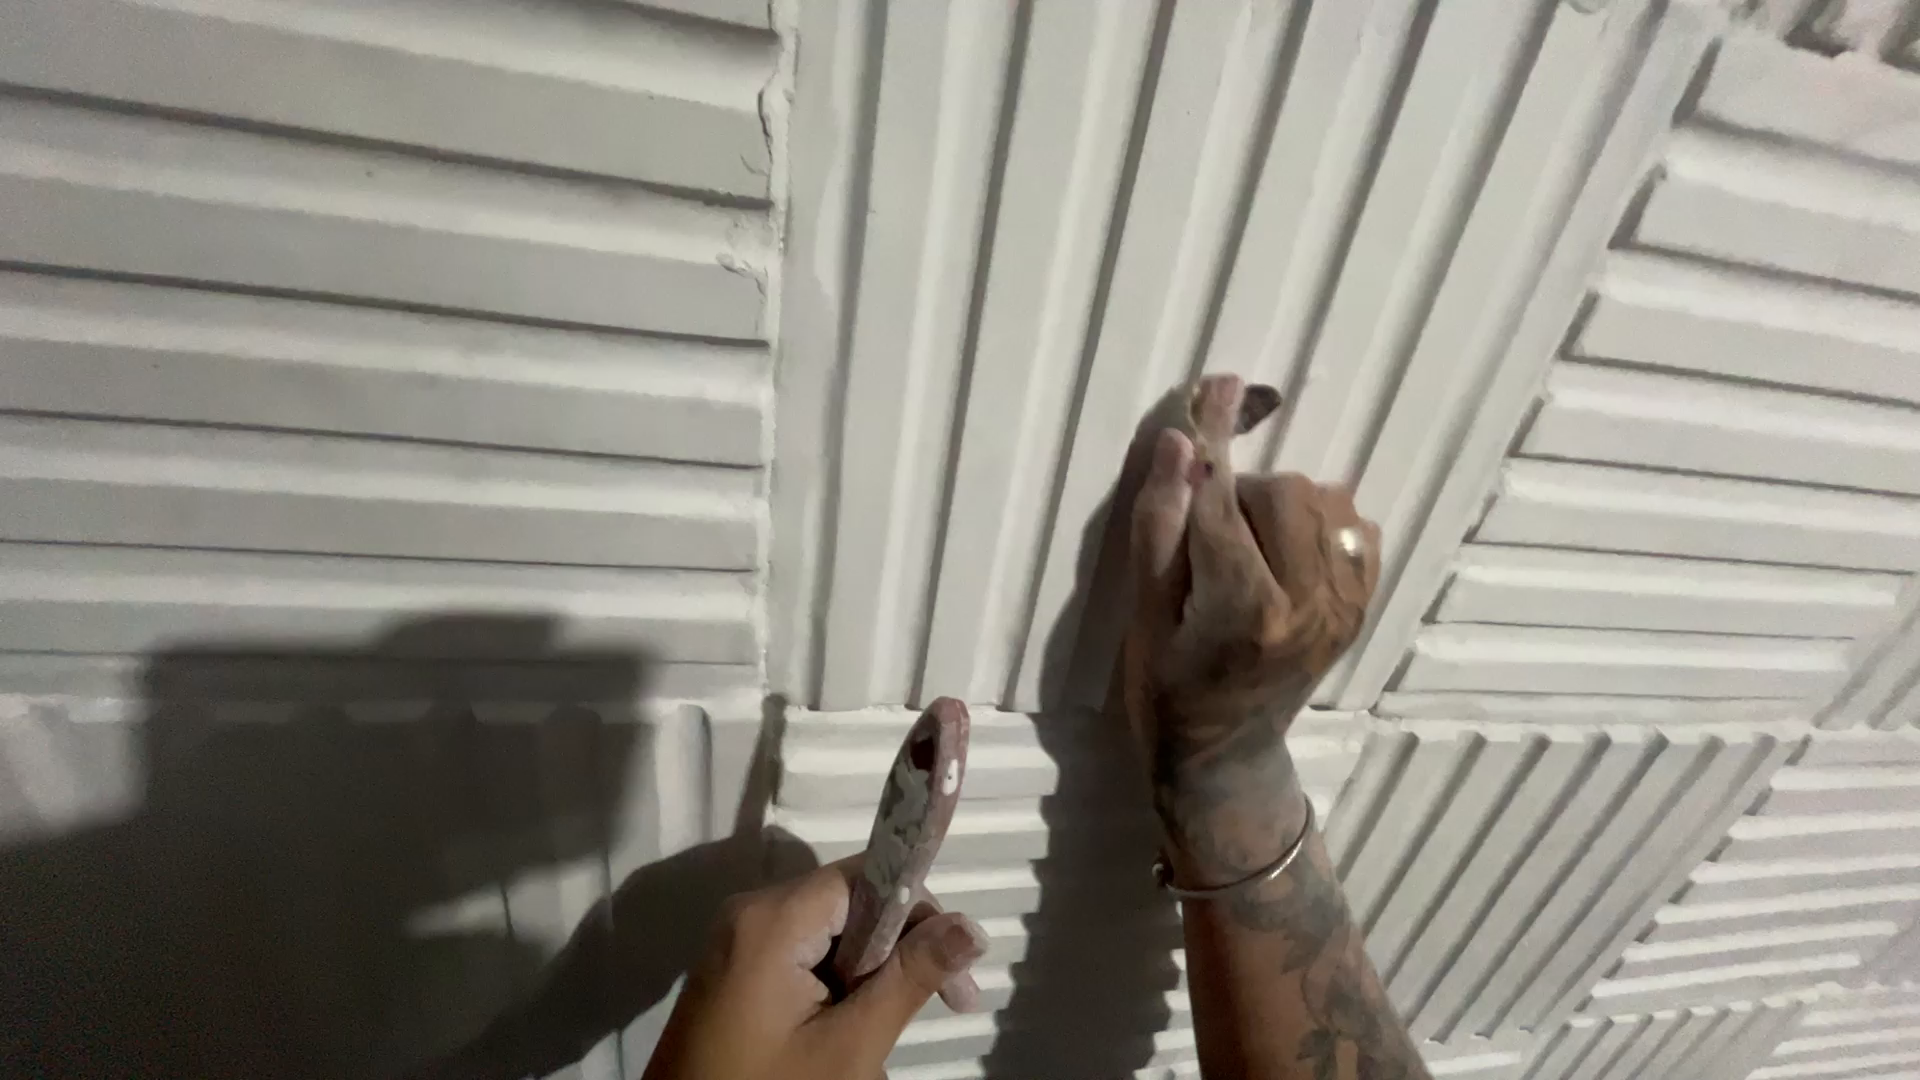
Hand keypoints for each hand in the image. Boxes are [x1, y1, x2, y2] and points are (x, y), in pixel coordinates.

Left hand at [641, 856, 987, 1079]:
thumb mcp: (847, 1048)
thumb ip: (909, 979)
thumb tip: (971, 927)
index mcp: (772, 917)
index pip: (867, 877)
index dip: (919, 910)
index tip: (959, 961)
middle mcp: (752, 911)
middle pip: (852, 903)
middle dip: (900, 949)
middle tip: (951, 1001)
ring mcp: (740, 939)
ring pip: (834, 931)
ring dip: (873, 973)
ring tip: (890, 1031)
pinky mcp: (737, 968)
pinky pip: (806, 953)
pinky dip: (839, 984)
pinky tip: (851, 1028)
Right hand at [1122, 374, 1379, 884]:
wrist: (1223, 754)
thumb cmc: (1164, 688)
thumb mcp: (1144, 616)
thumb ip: (1160, 527)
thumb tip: (1178, 446)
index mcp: (1245, 609)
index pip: (1225, 502)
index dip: (1212, 442)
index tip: (1215, 385)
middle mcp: (1310, 604)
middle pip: (1285, 492)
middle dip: (1239, 496)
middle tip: (1208, 538)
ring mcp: (1345, 607)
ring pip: (1324, 502)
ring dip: (1277, 506)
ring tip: (1245, 548)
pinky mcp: (1360, 607)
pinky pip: (1355, 527)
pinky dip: (1318, 521)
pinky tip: (1286, 551)